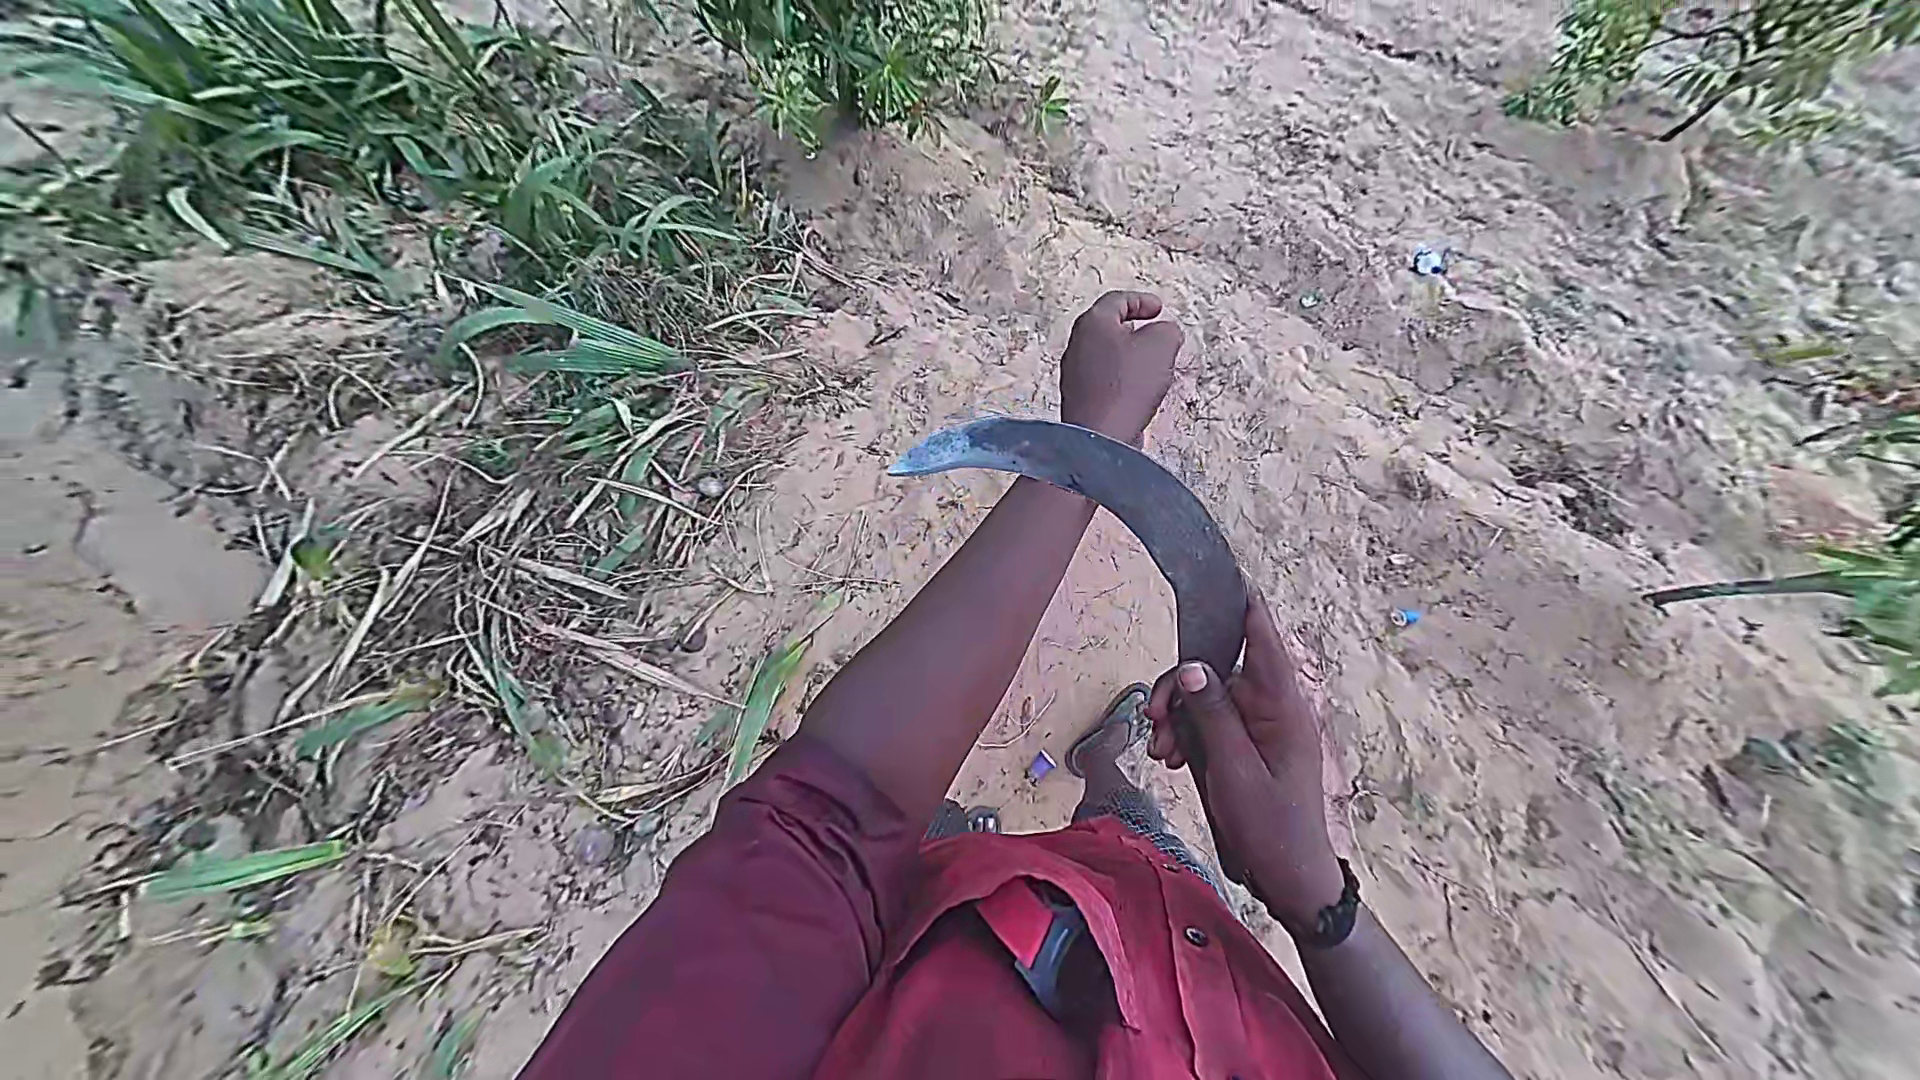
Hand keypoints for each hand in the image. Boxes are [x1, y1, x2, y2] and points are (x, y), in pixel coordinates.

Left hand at [1059, 291, 1182, 443]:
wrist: (1101, 434)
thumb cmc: (1126, 387)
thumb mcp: (1162, 344)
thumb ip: (1167, 329)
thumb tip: (1166, 333)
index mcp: (1092, 323)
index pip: (1117, 300)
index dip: (1142, 301)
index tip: (1157, 309)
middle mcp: (1077, 346)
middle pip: (1107, 328)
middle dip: (1133, 329)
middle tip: (1153, 334)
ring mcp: (1074, 374)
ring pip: (1105, 355)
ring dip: (1128, 356)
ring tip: (1149, 365)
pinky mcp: (1079, 398)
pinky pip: (1103, 380)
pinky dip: (1120, 378)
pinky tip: (1136, 391)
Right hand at [1146, 591, 1344, 928]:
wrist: (1289, 879)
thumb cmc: (1270, 826)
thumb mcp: (1235, 770)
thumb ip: (1213, 715)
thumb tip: (1193, 665)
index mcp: (1281, 706)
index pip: (1263, 641)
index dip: (1246, 606)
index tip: (1228, 574)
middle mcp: (1268, 706)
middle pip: (1215, 670)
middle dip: (1179, 691)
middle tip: (1153, 724)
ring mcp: (1254, 725)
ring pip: (1203, 696)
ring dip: (1176, 718)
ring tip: (1161, 752)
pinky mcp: (1241, 742)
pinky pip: (1205, 721)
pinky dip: (1183, 734)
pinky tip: (1170, 757)